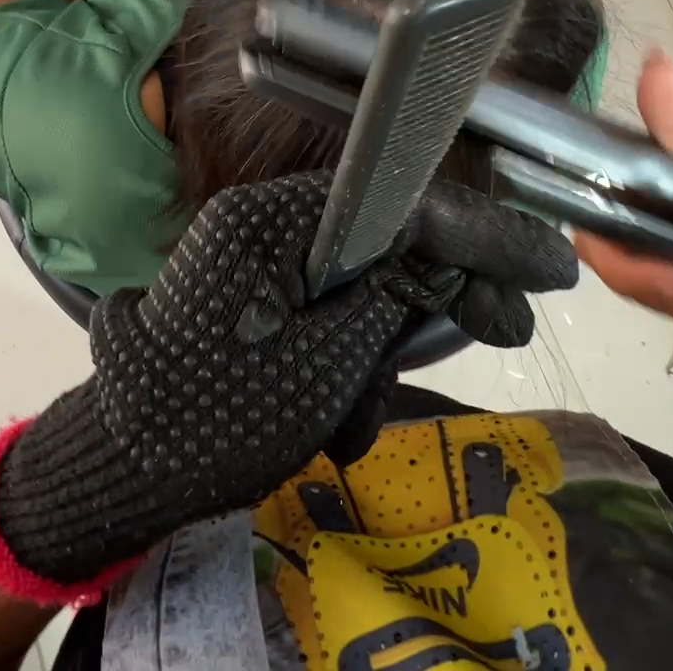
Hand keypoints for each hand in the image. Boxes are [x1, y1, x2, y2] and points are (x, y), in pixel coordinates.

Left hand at [0, 172, 575, 592]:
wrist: (126, 470)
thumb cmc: (221, 416)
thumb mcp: (326, 359)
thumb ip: (395, 297)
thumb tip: (456, 258)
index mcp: (271, 219)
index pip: (400, 202)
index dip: (481, 231)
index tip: (546, 265)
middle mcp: (262, 223)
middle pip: (384, 238)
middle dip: (444, 289)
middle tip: (507, 327)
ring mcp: (254, 261)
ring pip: (357, 284)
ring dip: (380, 349)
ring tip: (365, 420)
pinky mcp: (253, 298)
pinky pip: (323, 311)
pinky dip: (343, 360)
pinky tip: (340, 421)